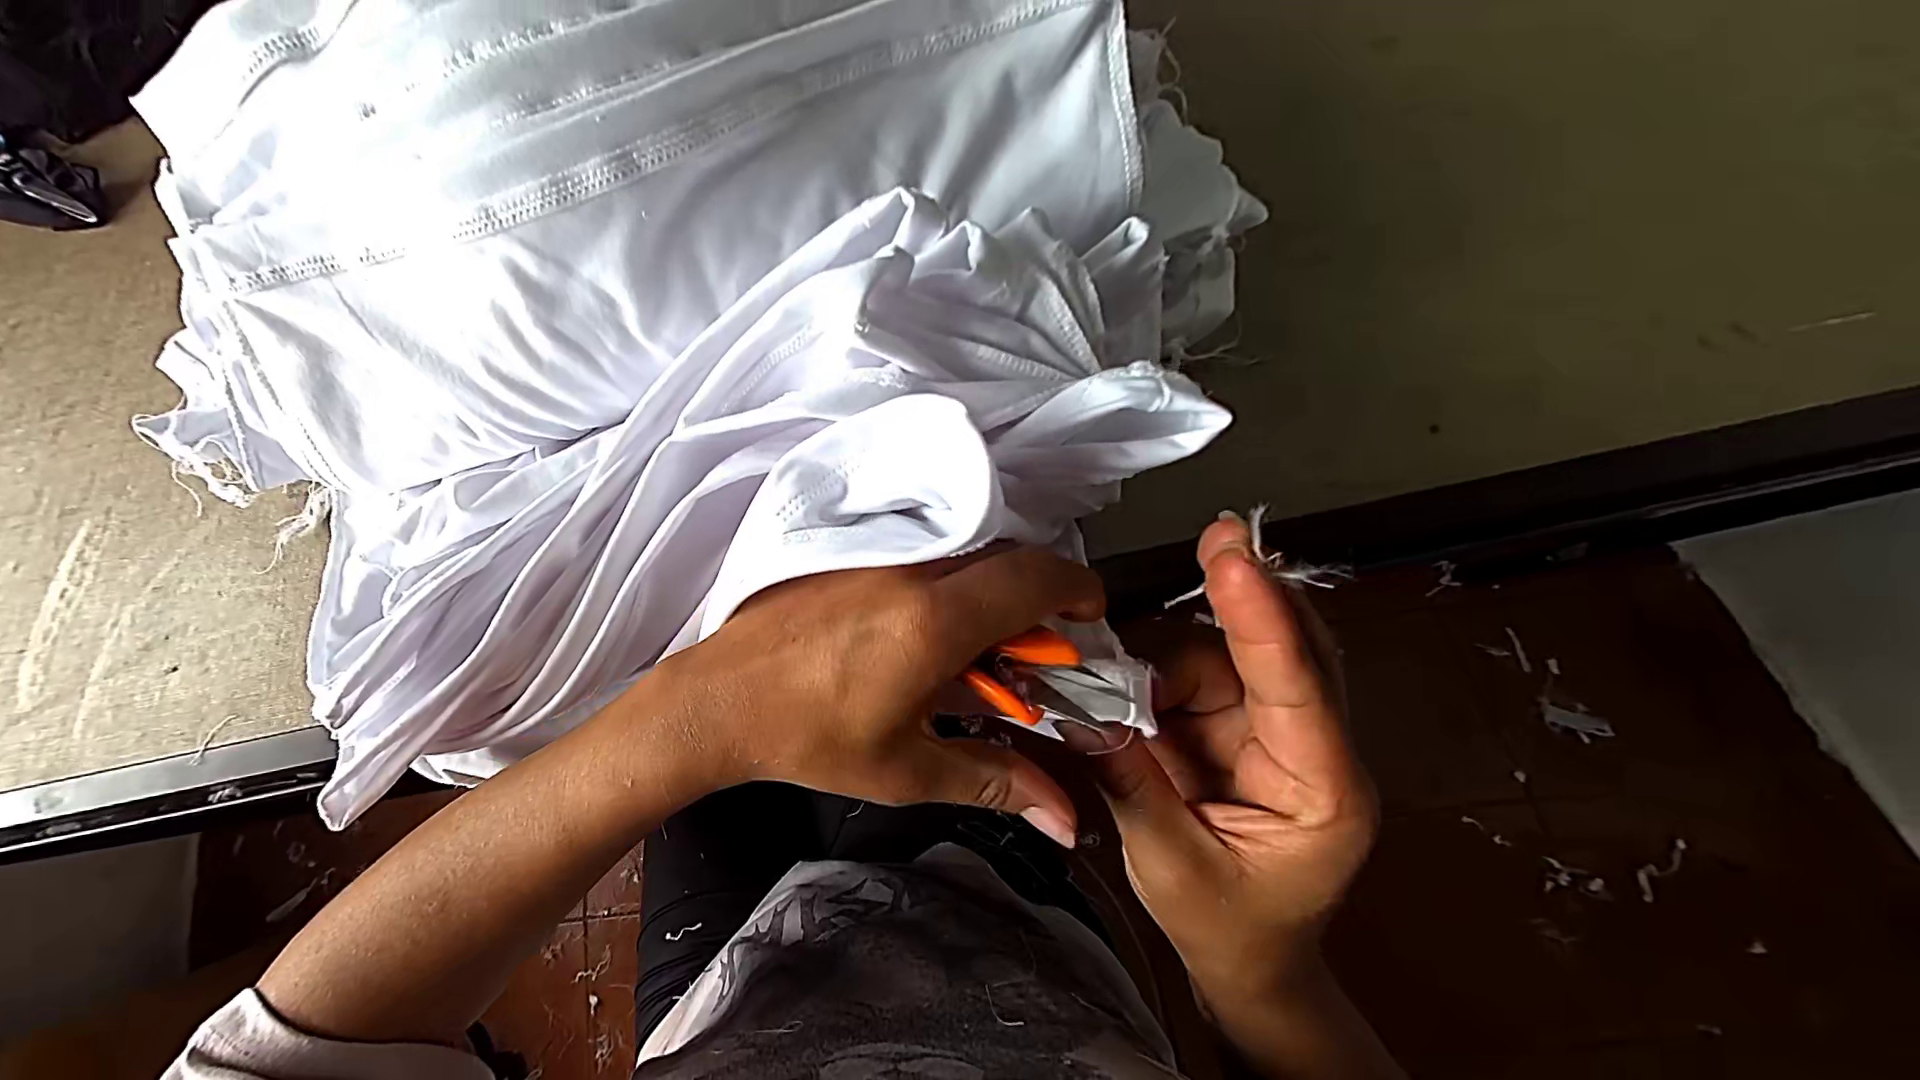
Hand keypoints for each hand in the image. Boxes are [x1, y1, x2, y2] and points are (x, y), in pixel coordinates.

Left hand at [656, 545, 1104, 846]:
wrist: (717, 699)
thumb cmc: (807, 738)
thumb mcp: (908, 770)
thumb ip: (997, 782)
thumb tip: (1063, 818)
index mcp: (935, 621)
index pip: (1034, 577)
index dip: (1077, 590)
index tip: (1088, 619)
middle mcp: (914, 572)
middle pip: (1010, 562)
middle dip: (1040, 601)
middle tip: (1034, 655)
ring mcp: (882, 555)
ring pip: (971, 558)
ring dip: (994, 597)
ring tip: (977, 656)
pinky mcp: (857, 553)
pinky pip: (930, 557)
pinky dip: (954, 589)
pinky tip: (929, 638)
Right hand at [1091, 514, 1377, 1000]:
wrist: (1252, 959)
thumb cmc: (1233, 930)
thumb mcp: (1174, 868)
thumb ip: (1130, 783)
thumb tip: (1084, 713)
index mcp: (1324, 789)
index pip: (1298, 688)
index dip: (1262, 620)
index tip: (1233, 562)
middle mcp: (1307, 743)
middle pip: (1284, 645)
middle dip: (1246, 594)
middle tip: (1218, 539)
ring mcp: (1268, 726)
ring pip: (1224, 653)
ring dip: (1168, 663)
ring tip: (1125, 709)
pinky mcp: (1232, 720)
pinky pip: (1195, 672)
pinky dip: (1156, 673)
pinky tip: (1132, 696)